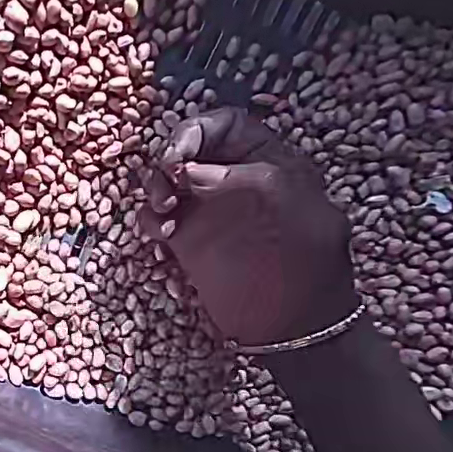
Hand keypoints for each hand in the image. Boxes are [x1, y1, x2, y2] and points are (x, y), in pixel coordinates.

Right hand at [139, 108, 355, 346]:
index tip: (179, 155)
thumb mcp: (287, 204)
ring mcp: (208, 211)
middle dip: (170, 159)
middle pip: (188, 149)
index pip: (226, 125)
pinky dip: (149, 219)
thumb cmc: (302, 263)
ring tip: (164, 210)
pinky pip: (156, 217)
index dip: (198, 130)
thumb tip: (186, 171)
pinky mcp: (187, 241)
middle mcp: (232, 181)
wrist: (292, 326)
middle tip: (168, 183)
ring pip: (167, 181)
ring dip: (155, 188)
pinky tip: (160, 233)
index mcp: (266, 162)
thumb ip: (238, 177)